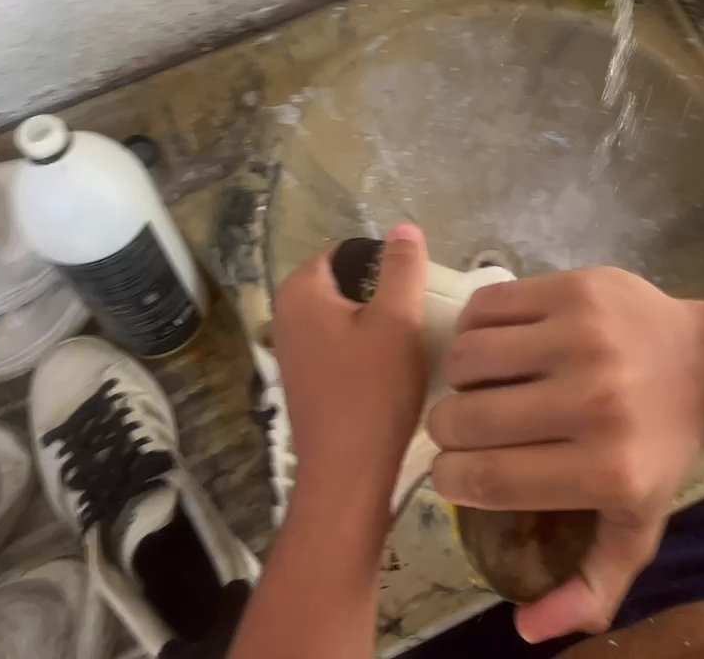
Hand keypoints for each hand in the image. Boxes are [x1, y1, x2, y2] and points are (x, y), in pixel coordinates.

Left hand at [272, 224, 431, 514]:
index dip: (386, 265)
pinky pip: (339, 345)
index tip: (416, 292)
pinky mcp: (304, 379)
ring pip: (345, 316)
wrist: (347, 476)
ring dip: (378, 324)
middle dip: (383, 294)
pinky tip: (391, 371)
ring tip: (410, 344)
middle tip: (418, 317)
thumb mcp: (397, 320)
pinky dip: (365, 350)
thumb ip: (402, 267)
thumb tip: (403, 228)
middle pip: (346, 283)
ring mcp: (291, 349)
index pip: (349, 251)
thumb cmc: (372, 392)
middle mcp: (285, 314)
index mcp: (300, 290)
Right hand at [426, 268, 703, 641]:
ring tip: (476, 384)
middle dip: (447, 428)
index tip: (452, 471)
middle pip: (468, 417)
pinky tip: (491, 344)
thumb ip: (589, 586)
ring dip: (458, 375)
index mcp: (606, 470)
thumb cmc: (660, 448)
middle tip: (461, 427)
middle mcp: (594, 400)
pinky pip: (485, 305)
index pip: (489, 479)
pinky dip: (473, 327)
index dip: (451, 478)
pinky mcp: (573, 287)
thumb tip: (526, 630)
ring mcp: (582, 336)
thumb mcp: (637, 524)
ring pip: (467, 355)